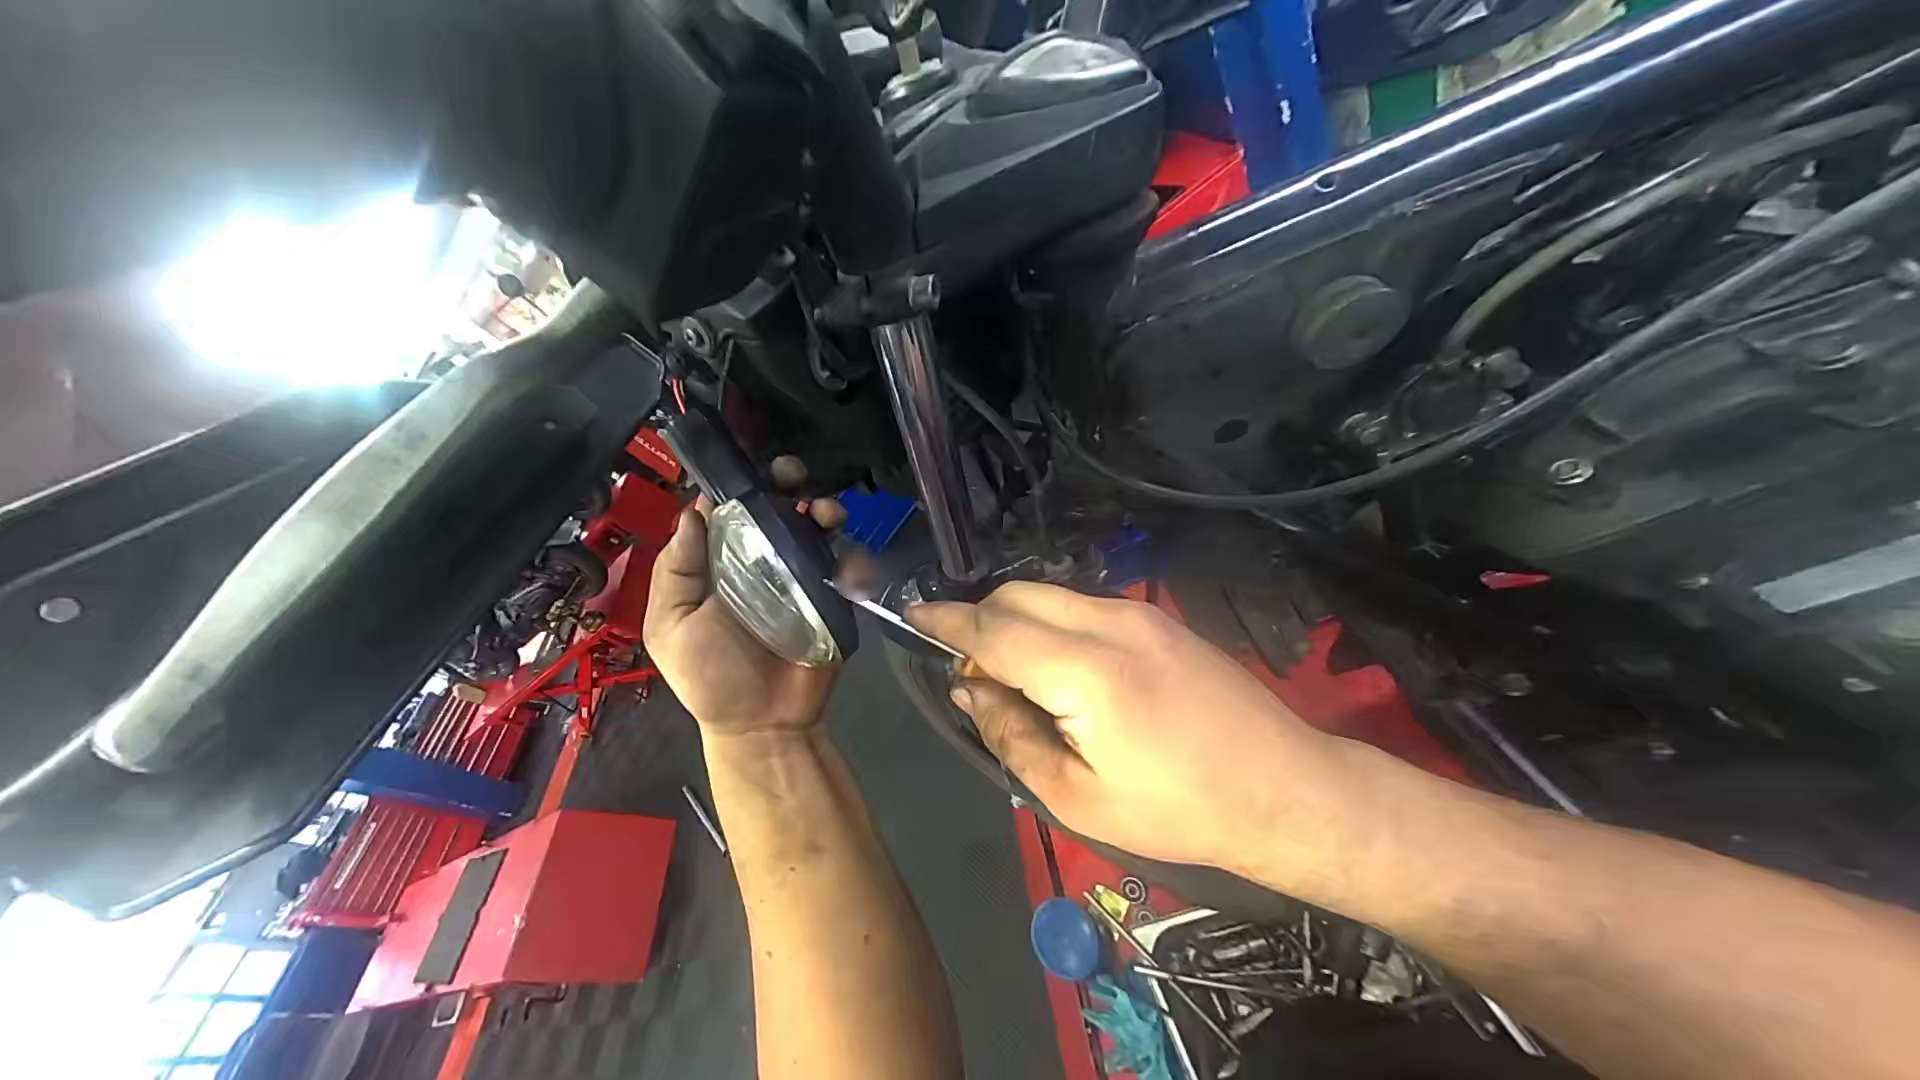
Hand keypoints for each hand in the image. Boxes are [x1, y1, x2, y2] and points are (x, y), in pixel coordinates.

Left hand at [643, 459, 847, 738]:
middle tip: (794, 477)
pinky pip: (845, 564)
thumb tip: (692, 513)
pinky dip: (852, 554)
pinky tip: (846, 560)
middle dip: (786, 483)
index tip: (750, 469)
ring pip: (815, 528)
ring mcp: (800, 577)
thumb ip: (676, 572)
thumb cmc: (711, 677)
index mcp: (719, 564)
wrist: (765, 722)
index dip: (738, 486)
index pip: (728, 512)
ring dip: (824, 509)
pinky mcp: (831, 596)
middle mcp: (761, 561)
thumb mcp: (672, 627)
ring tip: (827, 513)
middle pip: (777, 509)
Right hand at [908, 583, 1367, 890]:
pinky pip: (1080, 604)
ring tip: (1013, 677)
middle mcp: (1109, 622)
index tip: (911, 615)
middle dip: (977, 619)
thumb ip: (1013, 736)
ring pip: (1048, 594)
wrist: (1285, 788)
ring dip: (1013, 620)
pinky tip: (1057, 667)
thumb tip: (969, 691)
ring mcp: (1138, 613)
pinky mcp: (1156, 617)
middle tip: (971, 674)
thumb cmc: (1178, 809)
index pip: (994, 629)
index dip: (946, 621)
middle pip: (1017, 595)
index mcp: (1085, 670)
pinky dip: (1048, 622)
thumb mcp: (1078, 797)